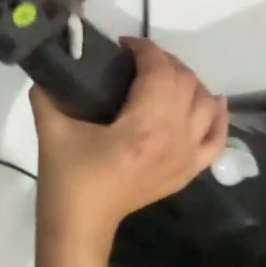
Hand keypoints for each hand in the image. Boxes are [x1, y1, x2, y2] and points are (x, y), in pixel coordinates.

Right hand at [30, 37, 228, 244]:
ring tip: (163, 78)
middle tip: (138, 60)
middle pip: (186, 83)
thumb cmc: (66, 177)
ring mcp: (186, 156)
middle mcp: (174, 138)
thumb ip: (46, 95)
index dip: (145, 50)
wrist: (80, 222)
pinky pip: (218, 137)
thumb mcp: (50, 131)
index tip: (124, 44)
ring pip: (205, 104)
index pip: (159, 73)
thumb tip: (46, 72)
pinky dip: (219, 116)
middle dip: (165, 63)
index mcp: (143, 126)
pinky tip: (211, 101)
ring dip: (188, 83)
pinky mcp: (189, 170)